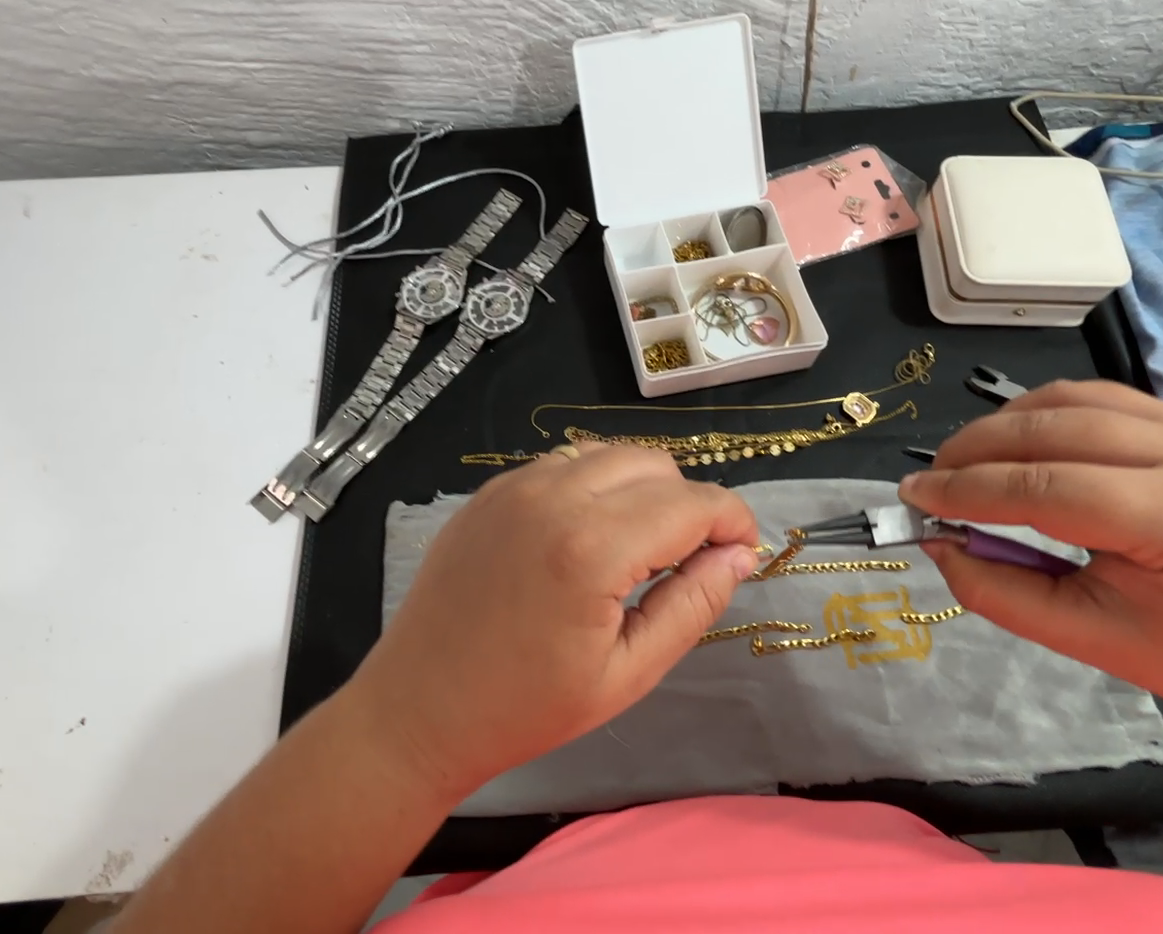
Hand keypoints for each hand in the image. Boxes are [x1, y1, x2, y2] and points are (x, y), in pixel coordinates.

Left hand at [341, 443, 759, 800]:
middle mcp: (554, 496)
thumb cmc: (526, 707)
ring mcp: (514, 486)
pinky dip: (593, 486)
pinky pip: (563, 464)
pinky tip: (583, 536)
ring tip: (634, 549)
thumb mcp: (627, 674)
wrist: (419, 707)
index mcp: (592, 546)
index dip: (733, 521)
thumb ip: (692, 605)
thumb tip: (738, 556)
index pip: (693, 503)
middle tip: (684, 561)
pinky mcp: (490, 491)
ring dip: (640, 489)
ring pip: (609, 455)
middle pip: (655, 464)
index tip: (743, 552)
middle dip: (687, 503)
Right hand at [898, 380, 1162, 748]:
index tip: (910, 496)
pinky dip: (1041, 415)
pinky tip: (1014, 445)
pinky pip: (1100, 399)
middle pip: (1055, 428)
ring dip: (1002, 426)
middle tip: (929, 481)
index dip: (965, 489)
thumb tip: (935, 538)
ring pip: (1072, 400)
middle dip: (974, 450)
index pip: (1047, 486)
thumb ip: (995, 590)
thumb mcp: (1082, 638)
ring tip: (963, 462)